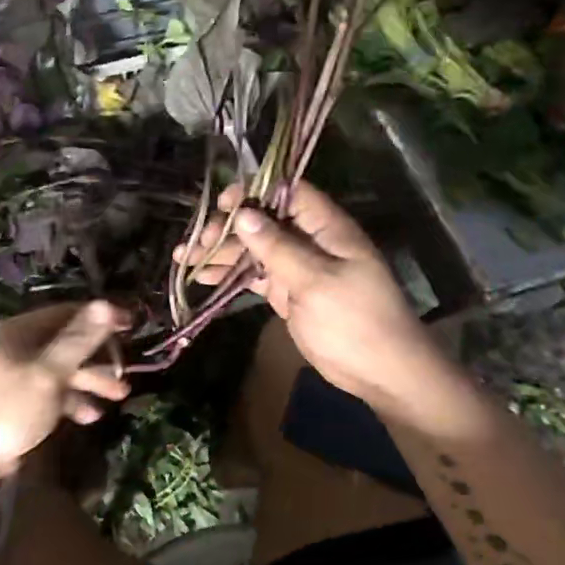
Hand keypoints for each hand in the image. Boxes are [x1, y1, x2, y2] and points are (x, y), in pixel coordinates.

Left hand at [0, 301, 131, 522]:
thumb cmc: (7, 410)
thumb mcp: (47, 373)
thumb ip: (79, 340)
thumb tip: (106, 303)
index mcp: (19, 331)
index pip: (66, 312)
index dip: (99, 317)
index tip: (131, 326)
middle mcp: (17, 348)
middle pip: (67, 342)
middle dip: (99, 356)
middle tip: (126, 369)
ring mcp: (17, 377)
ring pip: (63, 370)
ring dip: (91, 381)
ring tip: (119, 396)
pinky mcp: (19, 404)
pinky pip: (53, 394)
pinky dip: (73, 402)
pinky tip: (90, 417)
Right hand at [176, 183, 439, 403]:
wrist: (380, 371)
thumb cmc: (355, 321)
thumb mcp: (315, 281)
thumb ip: (277, 247)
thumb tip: (242, 214)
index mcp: (327, 228)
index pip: (288, 193)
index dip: (255, 192)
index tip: (222, 203)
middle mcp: (310, 240)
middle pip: (264, 221)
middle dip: (228, 227)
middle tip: (198, 242)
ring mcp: (298, 266)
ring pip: (254, 248)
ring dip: (222, 252)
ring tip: (184, 258)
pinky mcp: (288, 291)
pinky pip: (255, 275)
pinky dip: (231, 274)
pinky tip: (202, 277)